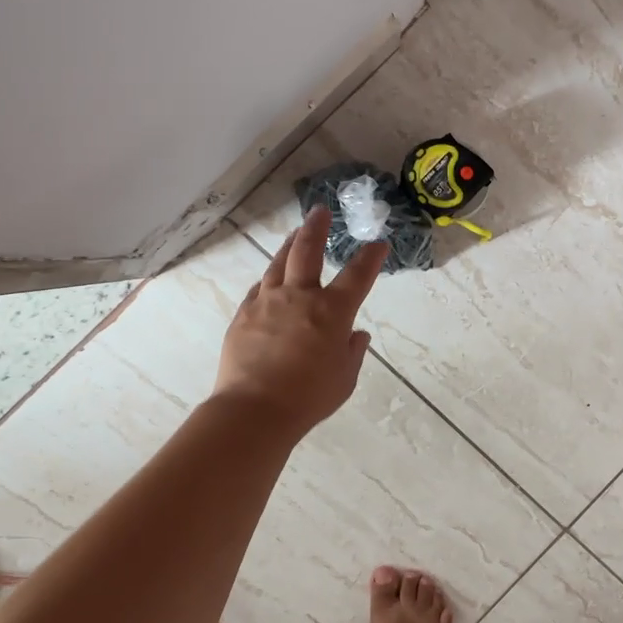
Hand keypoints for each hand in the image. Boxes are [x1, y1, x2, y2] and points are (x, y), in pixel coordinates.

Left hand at [213, 205, 387, 438]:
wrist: (255, 409)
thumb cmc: (309, 397)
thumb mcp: (345, 378)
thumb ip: (352, 352)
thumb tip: (356, 335)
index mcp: (332, 311)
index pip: (358, 275)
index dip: (371, 257)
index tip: (378, 244)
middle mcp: (300, 297)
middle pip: (308, 251)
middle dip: (317, 229)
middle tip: (320, 212)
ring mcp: (267, 303)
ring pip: (279, 264)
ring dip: (289, 246)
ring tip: (295, 235)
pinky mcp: (244, 315)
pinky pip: (259, 288)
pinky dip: (269, 279)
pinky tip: (270, 279)